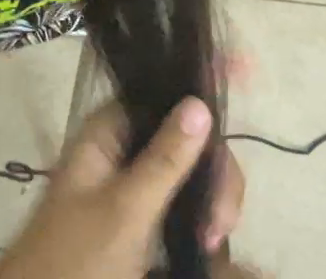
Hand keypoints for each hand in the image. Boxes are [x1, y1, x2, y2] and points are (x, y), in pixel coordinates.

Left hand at [0, 97, 243, 277]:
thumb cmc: (76, 254)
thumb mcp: (125, 209)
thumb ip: (164, 159)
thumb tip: (199, 101)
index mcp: (109, 131)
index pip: (162, 91)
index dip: (201, 84)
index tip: (249, 70)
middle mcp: (123, 148)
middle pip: (188, 135)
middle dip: (214, 173)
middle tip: (219, 224)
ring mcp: (134, 183)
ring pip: (193, 172)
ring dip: (213, 202)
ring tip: (211, 242)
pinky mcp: (145, 216)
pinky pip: (186, 203)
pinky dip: (204, 219)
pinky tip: (210, 242)